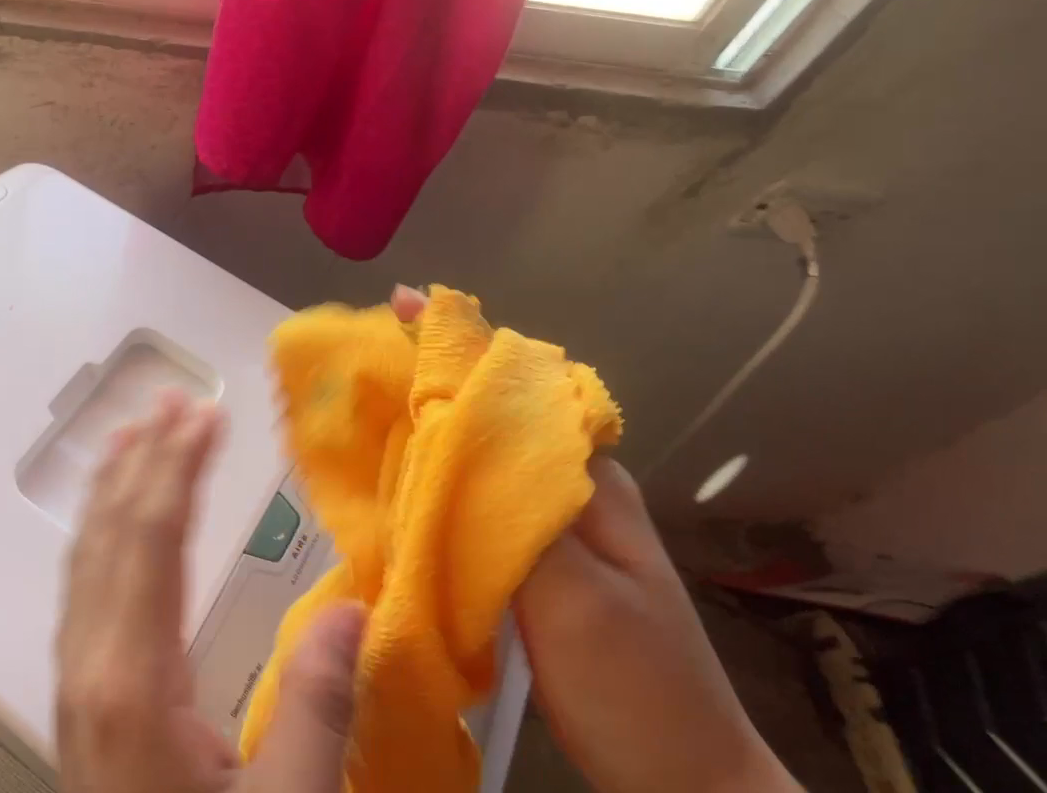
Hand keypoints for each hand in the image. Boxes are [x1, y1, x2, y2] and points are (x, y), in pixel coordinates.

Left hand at [57, 392, 367, 792]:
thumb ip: (318, 706)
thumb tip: (352, 609)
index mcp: (131, 680)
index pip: (150, 540)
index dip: (176, 469)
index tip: (205, 415)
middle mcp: (88, 662)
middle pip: (111, 533)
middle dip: (142, 459)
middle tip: (174, 400)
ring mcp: (75, 676)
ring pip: (86, 554)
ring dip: (113, 487)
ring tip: (135, 432)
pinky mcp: (81, 691)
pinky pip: (83, 586)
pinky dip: (100, 532)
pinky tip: (115, 517)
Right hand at [387, 284, 795, 792]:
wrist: (688, 776)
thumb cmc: (636, 685)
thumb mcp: (576, 597)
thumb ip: (514, 508)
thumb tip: (450, 427)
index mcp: (585, 478)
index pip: (512, 387)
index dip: (454, 343)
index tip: (399, 303)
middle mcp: (568, 484)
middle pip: (491, 409)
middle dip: (427, 372)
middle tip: (358, 356)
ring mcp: (552, 522)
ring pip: (479, 450)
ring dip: (425, 419)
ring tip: (364, 401)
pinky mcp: (533, 558)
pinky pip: (473, 494)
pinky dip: (431, 472)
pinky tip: (397, 477)